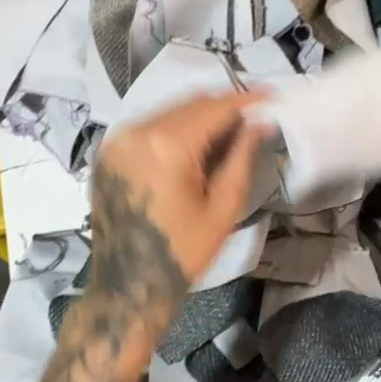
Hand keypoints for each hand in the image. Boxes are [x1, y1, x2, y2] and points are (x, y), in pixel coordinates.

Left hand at [91, 90, 272, 285]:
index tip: (271, 96)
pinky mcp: (108, 153)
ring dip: (200, 115)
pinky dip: (176, 128)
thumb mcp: (223, 207)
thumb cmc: (183, 252)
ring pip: (169, 111)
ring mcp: (117, 142)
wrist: (128, 285)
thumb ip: (242, 157)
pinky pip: (149, 126)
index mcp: (167, 147)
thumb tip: (261, 123)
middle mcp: (136, 133)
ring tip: (228, 130)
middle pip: (190, 104)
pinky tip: (195, 145)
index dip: (245, 100)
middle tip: (254, 115)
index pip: (213, 108)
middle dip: (224, 106)